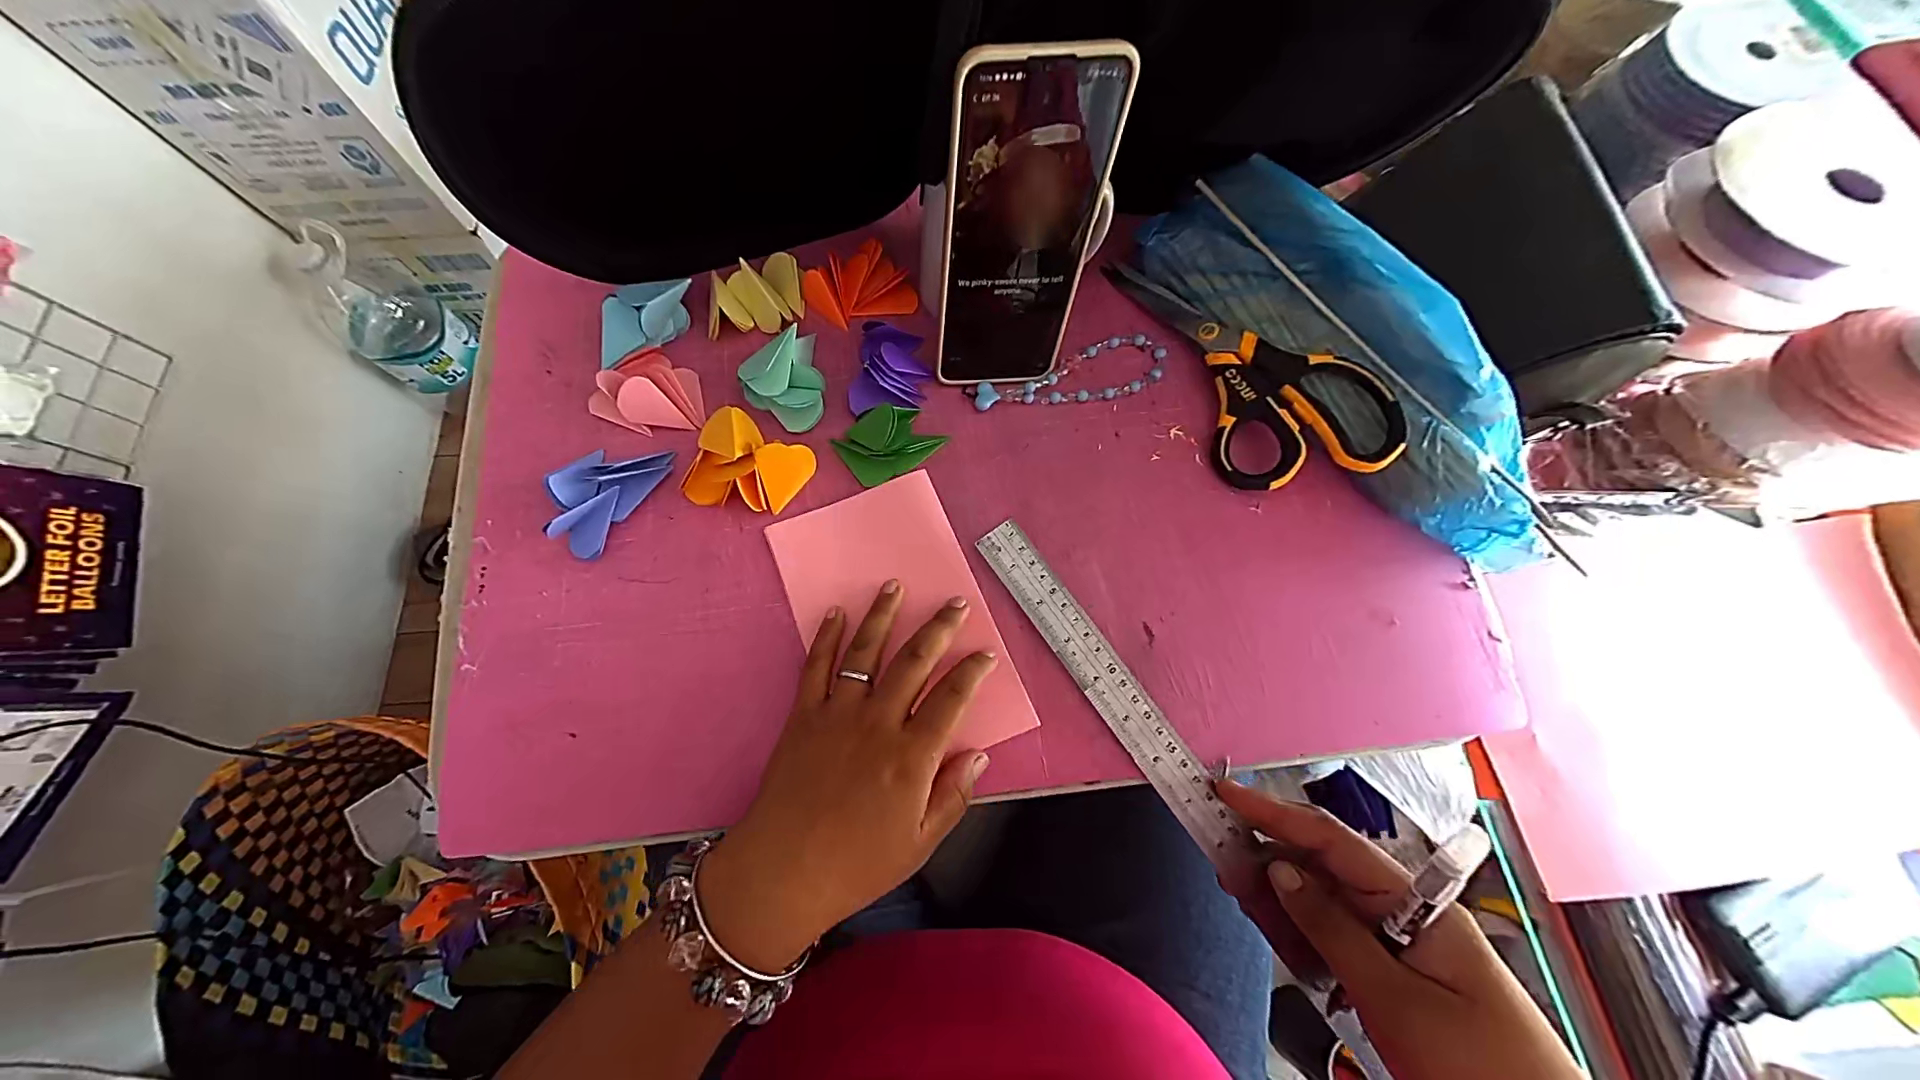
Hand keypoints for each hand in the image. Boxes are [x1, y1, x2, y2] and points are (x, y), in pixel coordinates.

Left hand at [697, 581, 996, 971]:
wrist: (783, 872)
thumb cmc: (857, 864)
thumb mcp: (920, 842)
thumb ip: (953, 795)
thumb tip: (978, 755)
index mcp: (911, 756)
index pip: (952, 698)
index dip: (973, 672)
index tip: (985, 653)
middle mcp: (878, 724)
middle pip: (914, 662)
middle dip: (939, 628)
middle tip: (955, 603)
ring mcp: (837, 714)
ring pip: (866, 653)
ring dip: (883, 615)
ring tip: (895, 586)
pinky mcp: (804, 716)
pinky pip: (816, 666)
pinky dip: (826, 636)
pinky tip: (836, 614)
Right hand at [1215, 780, 1582, 1079]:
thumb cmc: (1481, 1069)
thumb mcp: (1396, 999)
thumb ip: (1331, 929)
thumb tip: (1279, 870)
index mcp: (1415, 902)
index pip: (1331, 840)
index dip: (1273, 812)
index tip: (1226, 793)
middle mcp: (1402, 911)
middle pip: (1319, 865)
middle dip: (1267, 853)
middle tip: (1218, 850)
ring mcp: (1393, 942)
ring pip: (1318, 901)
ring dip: (1274, 894)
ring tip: (1237, 887)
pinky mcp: (1386, 973)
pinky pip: (1328, 936)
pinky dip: (1294, 928)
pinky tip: (1269, 921)